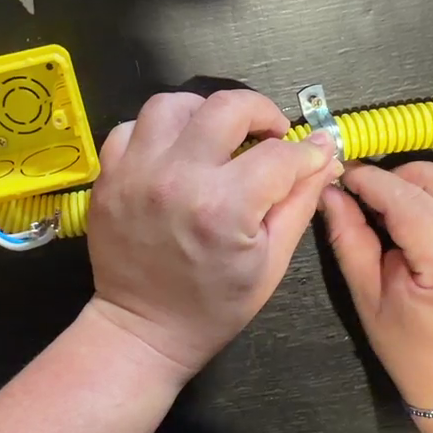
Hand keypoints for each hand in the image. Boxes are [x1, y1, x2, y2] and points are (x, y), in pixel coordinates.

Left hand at [87, 90, 340, 376]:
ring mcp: (135, 172)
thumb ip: (299, 201)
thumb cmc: (214, 305)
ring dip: (203, 113)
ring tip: (217, 137)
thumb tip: (323, 153)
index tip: (310, 156)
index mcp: (223, 207)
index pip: (278, 154)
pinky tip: (174, 153)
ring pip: (172, 104)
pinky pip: (131, 127)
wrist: (143, 329)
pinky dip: (158, 131)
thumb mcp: (272, 261)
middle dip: (260, 113)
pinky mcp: (109, 176)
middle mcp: (176, 178)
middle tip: (267, 135)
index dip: (304, 153)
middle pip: (226, 107)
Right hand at [319, 162, 432, 411]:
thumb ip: (349, 238)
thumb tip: (330, 192)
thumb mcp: (367, 297)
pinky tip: (424, 211)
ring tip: (395, 201)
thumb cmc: (411, 350)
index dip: (370, 181)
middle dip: (399, 177)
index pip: (406, 199)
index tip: (343, 173)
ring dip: (425, 180)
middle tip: (368, 195)